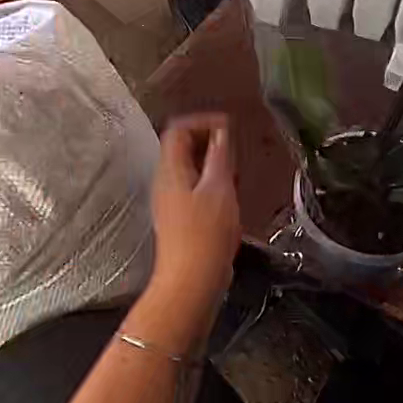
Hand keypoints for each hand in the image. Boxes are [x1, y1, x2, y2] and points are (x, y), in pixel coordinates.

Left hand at [149, 114, 239, 301]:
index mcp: (171, 170)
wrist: (192, 281)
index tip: (229, 126)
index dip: (202, 121)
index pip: (178, 129)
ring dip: (213, 162)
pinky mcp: (181, 217)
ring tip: (237, 169)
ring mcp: (171, 201)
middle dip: (209, 140)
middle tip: (236, 147)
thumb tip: (221, 132)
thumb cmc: (206, 232)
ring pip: (189, 168)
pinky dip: (212, 181)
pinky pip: (194, 187)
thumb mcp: (219, 188)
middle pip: (181, 147)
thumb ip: (219, 157)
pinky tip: (231, 194)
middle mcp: (165, 182)